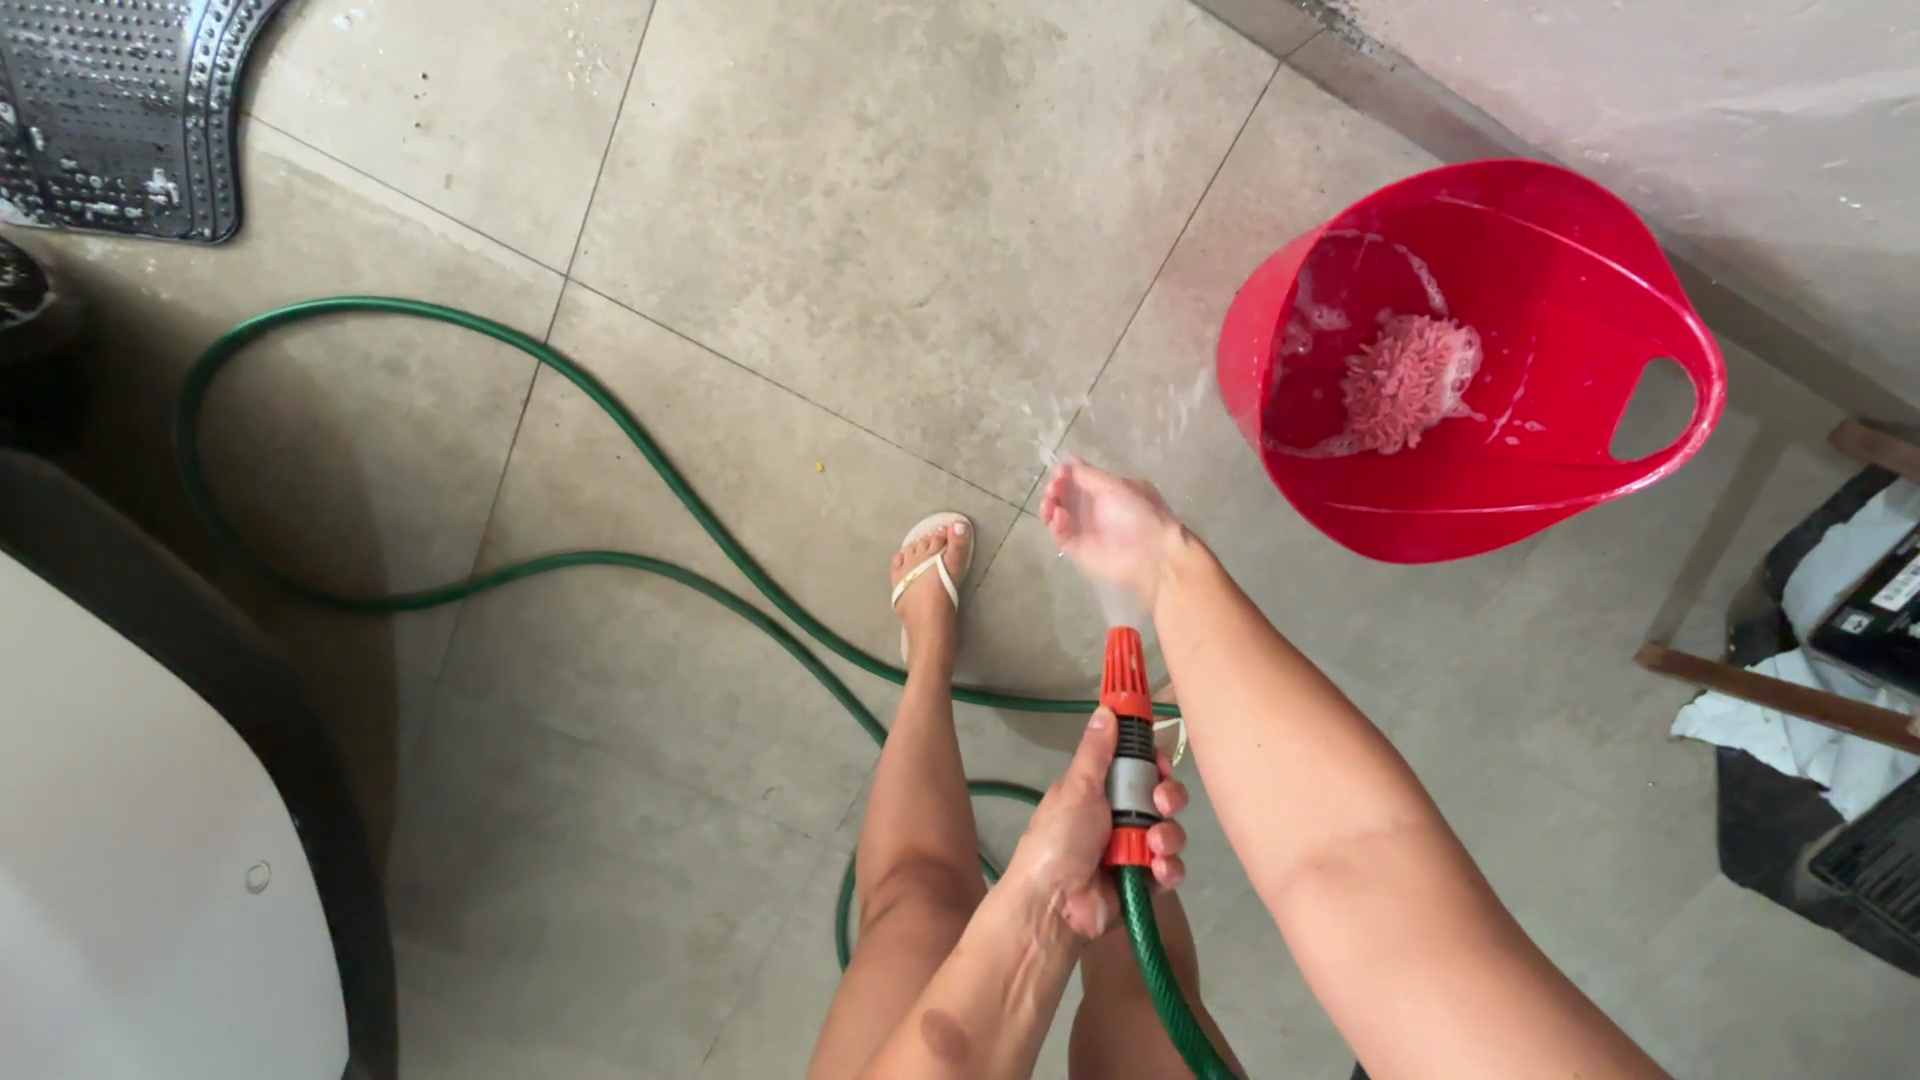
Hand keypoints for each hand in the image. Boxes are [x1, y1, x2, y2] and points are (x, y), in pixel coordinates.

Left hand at [1003, 707, 1188, 941]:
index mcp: (1099, 789)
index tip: (1160, 761)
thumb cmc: (1059, 839)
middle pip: (1161, 796)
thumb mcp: (1076, 788)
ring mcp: (1132, 848)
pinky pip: (1171, 868)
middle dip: (1169, 797)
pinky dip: (1169, 868)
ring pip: (1171, 831)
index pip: (1137, 766)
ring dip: (1169, 836)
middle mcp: (1118, 815)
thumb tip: (1106, 709)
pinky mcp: (1144, 880)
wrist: (1053, 905)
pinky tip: (1158, 871)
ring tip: (1153, 847)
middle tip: (1162, 804)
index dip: (1154, 761)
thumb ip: (1096, 752)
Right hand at [1039, 458, 1184, 607]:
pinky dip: (1055, 524)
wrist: (1153, 555)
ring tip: (1052, 502)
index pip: (1078, 477)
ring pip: (1056, 513)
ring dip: (1050, 505)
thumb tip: (1066, 463)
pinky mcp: (1077, 549)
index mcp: (1106, 489)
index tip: (1061, 472)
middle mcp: (1093, 507)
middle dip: (1055, 488)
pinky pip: (1059, 534)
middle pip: (1063, 494)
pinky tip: (1060, 517)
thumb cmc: (1140, 514)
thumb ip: (1088, 476)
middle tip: (1055, 488)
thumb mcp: (1116, 486)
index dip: (1065, 473)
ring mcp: (1084, 528)